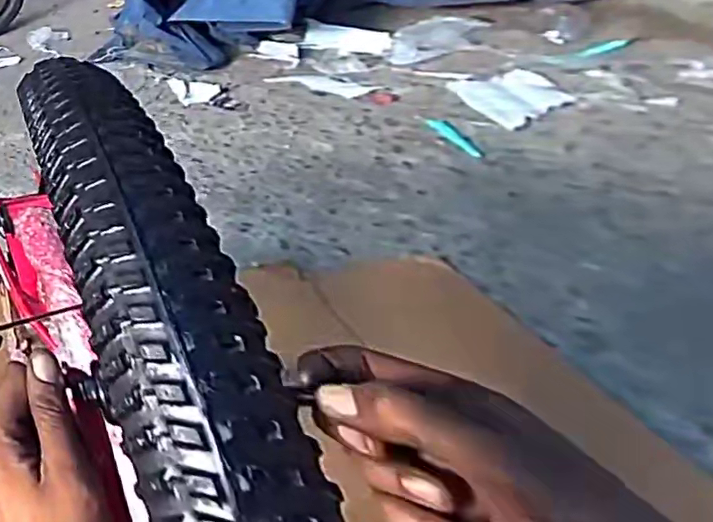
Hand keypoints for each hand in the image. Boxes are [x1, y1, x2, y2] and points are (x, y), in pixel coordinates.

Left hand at [0, 343, 107, 521]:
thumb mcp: (64, 469)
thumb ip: (51, 410)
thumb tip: (41, 358)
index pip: (19, 371)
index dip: (50, 368)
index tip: (75, 372)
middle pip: (37, 398)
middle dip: (68, 410)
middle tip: (91, 433)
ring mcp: (16, 463)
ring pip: (52, 426)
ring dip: (77, 436)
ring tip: (96, 463)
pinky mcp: (35, 481)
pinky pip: (58, 452)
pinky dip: (78, 457)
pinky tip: (94, 478)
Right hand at [299, 346, 665, 521]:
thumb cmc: (572, 508)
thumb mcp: (484, 447)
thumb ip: (399, 410)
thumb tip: (321, 393)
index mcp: (445, 398)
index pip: (357, 363)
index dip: (322, 370)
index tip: (296, 390)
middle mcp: (435, 433)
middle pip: (353, 417)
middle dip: (364, 439)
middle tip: (391, 455)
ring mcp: (440, 480)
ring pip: (369, 468)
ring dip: (396, 485)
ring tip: (449, 506)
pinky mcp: (440, 521)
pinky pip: (391, 509)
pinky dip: (411, 518)